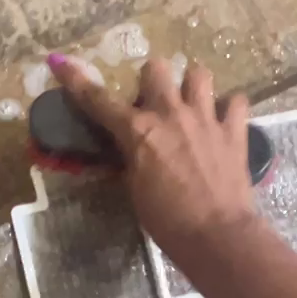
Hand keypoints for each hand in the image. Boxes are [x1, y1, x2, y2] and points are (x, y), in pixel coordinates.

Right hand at [49, 53, 262, 261]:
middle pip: (157, 68)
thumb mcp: (135, 188)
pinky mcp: (234, 131)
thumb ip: (132, 158)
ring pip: (199, 74)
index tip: (61, 63)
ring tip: (192, 102)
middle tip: (155, 99)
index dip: (76, 80)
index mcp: (137, 131)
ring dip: (192, 85)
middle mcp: (170, 114)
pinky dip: (228, 108)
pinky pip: (235, 101)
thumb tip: (131, 149)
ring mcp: (205, 118)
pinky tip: (224, 120)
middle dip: (153, 79)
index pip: (99, 100)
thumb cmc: (166, 219)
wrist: (215, 234)